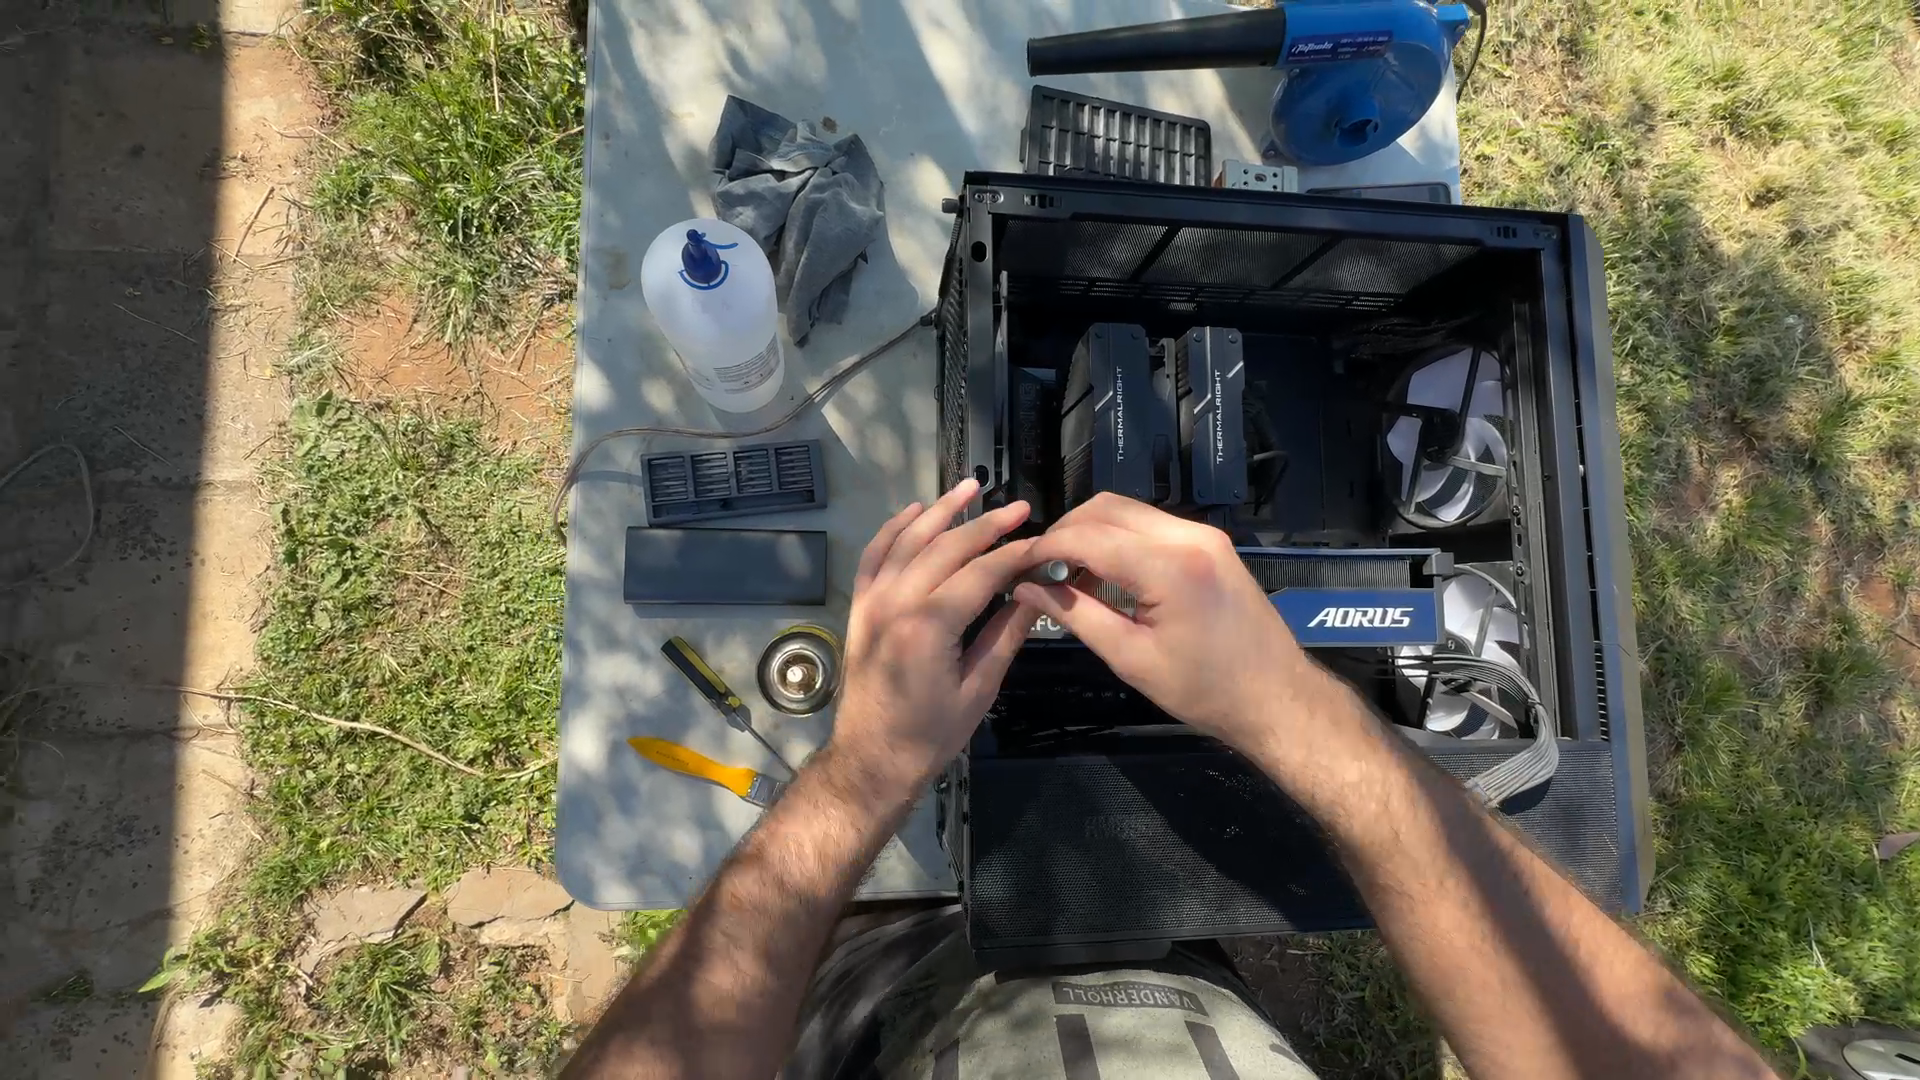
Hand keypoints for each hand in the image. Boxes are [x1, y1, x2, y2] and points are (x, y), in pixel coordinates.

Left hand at [828, 478, 1038, 797]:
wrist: (871, 759)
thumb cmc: (929, 735)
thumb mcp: (979, 690)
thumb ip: (1005, 635)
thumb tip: (1034, 593)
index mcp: (930, 625)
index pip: (982, 572)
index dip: (1015, 553)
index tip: (1041, 539)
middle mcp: (897, 602)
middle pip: (947, 547)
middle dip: (986, 524)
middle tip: (1018, 507)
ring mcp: (872, 600)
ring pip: (908, 540)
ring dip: (940, 511)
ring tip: (969, 487)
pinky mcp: (860, 606)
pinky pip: (874, 555)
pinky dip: (893, 528)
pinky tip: (914, 511)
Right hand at [1013, 494, 1351, 757]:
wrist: (1277, 698)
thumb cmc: (1205, 690)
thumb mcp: (1131, 658)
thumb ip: (1074, 615)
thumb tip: (1027, 588)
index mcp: (1169, 566)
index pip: (1088, 537)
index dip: (1045, 548)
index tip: (1018, 567)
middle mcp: (1188, 536)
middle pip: (1105, 508)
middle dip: (1065, 532)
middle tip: (1040, 570)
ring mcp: (1203, 535)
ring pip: (1126, 511)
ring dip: (1090, 533)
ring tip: (1068, 574)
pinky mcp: (1209, 543)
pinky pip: (1148, 525)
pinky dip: (1117, 539)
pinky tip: (1104, 574)